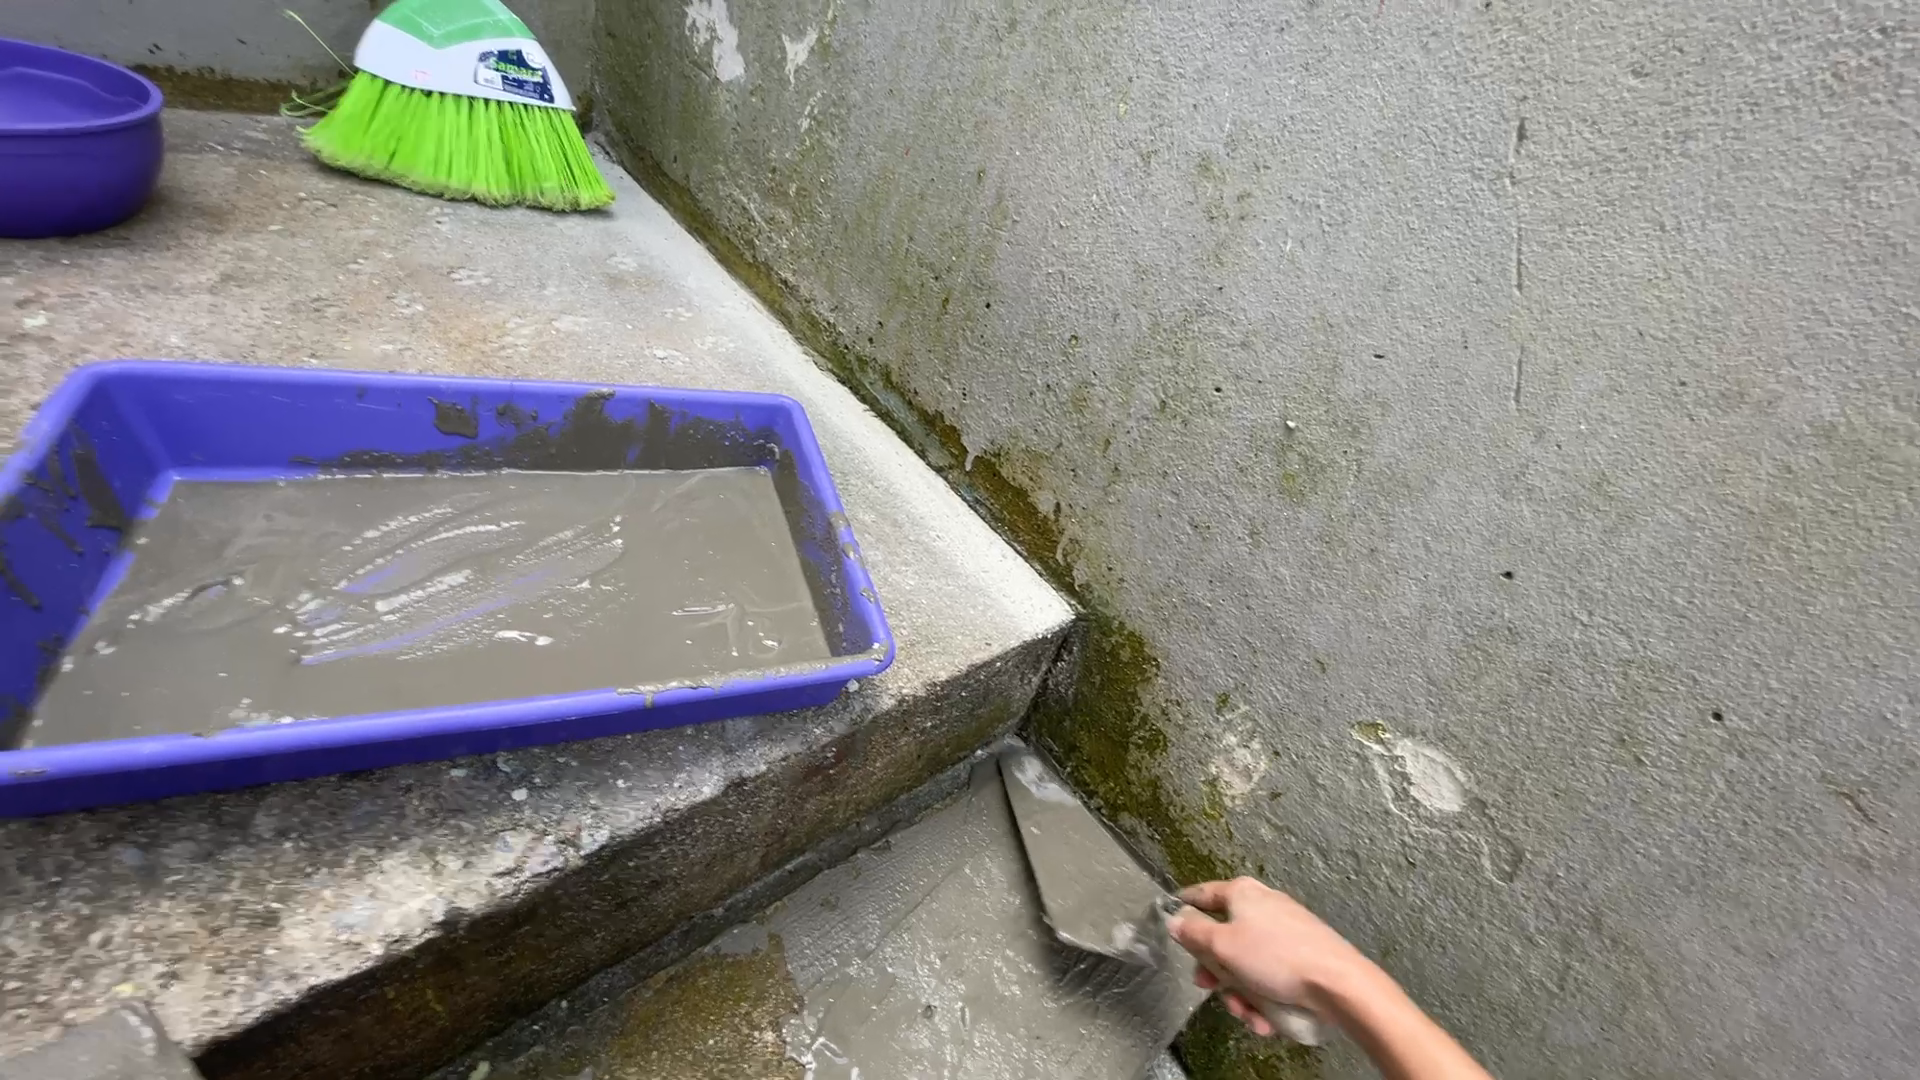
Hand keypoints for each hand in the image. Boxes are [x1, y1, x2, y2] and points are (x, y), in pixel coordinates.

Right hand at [1168, 877, 1372, 1036]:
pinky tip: (1268, 1018)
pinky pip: (1272, 970)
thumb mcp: (1223, 946)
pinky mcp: (1304, 952)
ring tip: (1249, 1015)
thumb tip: (1174, 920)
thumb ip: (1193, 933)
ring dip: (1241, 991)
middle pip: (1225, 935)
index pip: (1202, 894)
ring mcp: (1285, 927)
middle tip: (1209, 988)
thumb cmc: (1274, 957)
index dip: (1183, 907)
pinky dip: (1265, 994)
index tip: (1170, 920)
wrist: (1339, 983)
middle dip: (1217, 969)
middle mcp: (1262, 902)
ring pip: (1248, 960)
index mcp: (1241, 892)